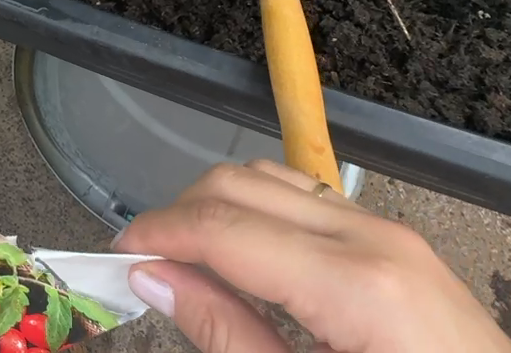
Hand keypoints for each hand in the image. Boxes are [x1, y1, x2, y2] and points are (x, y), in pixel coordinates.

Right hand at [114, 161, 510, 352]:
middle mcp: (372, 235)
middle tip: (146, 266)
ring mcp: (388, 230)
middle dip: (178, 215)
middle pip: (237, 184)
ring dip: (214, 205)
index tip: (116, 258)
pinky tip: (244, 253)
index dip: (158, 234)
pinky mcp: (394, 239)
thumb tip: (151, 279)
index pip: (223, 227)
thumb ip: (227, 335)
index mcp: (357, 285)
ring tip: (189, 259)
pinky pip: (302, 194)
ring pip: (264, 176)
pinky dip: (255, 207)